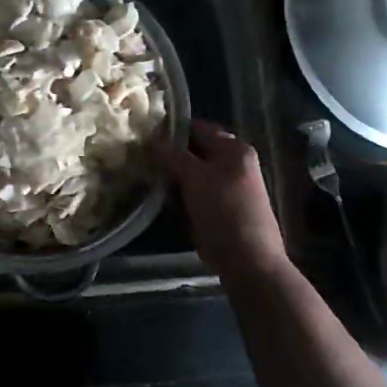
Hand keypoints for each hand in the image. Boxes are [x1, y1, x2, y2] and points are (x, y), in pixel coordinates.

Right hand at [154, 120, 288, 277]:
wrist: (247, 258)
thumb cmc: (224, 211)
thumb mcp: (195, 177)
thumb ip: (172, 155)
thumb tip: (150, 138)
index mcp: (234, 149)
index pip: (198, 128)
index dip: (171, 130)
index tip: (144, 135)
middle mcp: (233, 164)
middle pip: (194, 151)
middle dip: (169, 154)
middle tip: (140, 156)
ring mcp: (226, 187)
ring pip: (191, 173)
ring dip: (171, 176)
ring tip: (144, 175)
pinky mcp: (218, 208)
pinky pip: (193, 193)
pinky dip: (178, 193)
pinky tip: (159, 196)